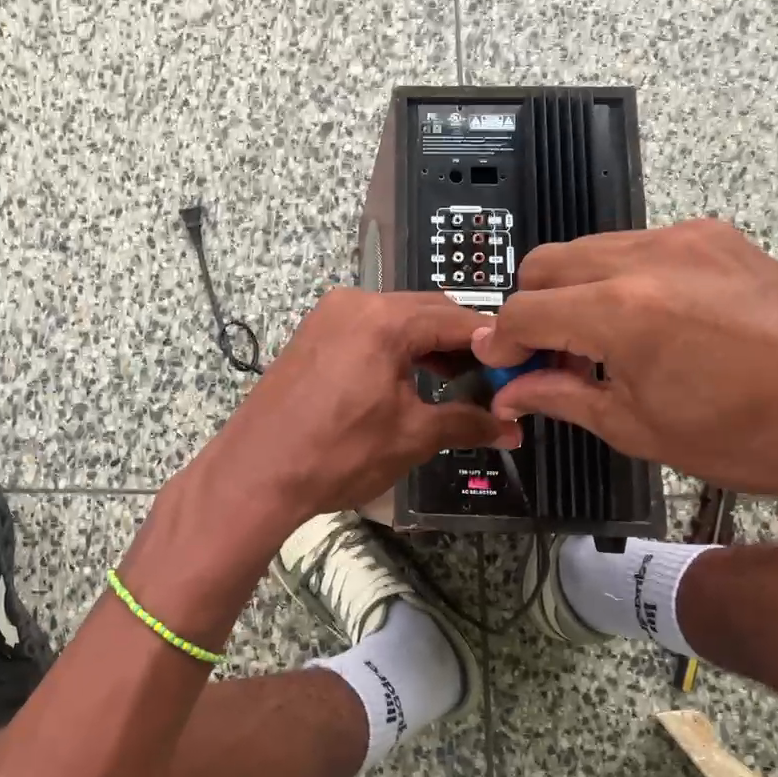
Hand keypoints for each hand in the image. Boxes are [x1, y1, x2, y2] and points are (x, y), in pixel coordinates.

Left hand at [191, 289, 519, 532]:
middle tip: (493, 381)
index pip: (457, 318)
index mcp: (383, 318)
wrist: (255, 473)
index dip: (495, 345)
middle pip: (426, 312)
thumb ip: (466, 423)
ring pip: (395, 322)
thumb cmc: (337, 452)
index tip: (521, 369)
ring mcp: (327, 317)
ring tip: (457, 386)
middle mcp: (353, 303)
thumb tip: (511, 428)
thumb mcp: (410, 437)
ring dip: (428, 348)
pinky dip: (394, 352)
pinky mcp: (311, 336)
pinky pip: (366, 332)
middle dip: (462, 345)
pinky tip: (410, 383)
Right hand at [474, 219, 777, 502]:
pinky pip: (639, 246)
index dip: (500, 341)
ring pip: (590, 250)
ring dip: (572, 291)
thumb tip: (512, 393)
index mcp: (620, 311)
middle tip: (543, 358)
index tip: (500, 367)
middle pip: (545, 264)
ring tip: (594, 344)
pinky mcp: (719, 238)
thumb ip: (561, 397)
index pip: (523, 310)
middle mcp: (647, 258)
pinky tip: (643, 324)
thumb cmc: (756, 436)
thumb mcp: (640, 428)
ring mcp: (687, 239)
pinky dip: (617, 278)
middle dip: (529, 309)